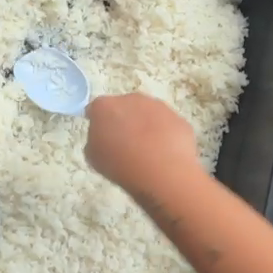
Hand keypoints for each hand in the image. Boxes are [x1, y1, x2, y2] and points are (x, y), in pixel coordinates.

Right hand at [84, 93, 201, 194]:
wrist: (162, 173)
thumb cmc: (120, 165)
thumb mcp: (93, 156)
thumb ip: (95, 140)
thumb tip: (104, 137)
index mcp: (104, 106)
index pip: (96, 109)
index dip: (97, 122)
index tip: (101, 136)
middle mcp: (131, 99)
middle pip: (123, 106)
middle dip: (123, 120)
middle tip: (124, 143)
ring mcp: (158, 107)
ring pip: (147, 113)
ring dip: (145, 125)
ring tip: (147, 150)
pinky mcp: (179, 119)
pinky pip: (167, 125)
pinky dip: (165, 135)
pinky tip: (164, 153)